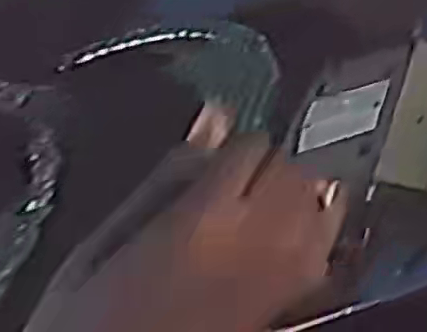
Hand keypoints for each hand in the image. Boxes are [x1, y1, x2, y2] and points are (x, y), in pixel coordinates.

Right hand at [28, 130, 346, 331]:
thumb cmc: (93, 326)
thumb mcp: (97, 257)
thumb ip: (164, 178)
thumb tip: (214, 115)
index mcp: (203, 216)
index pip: (250, 142)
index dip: (231, 152)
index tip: (214, 169)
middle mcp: (260, 226)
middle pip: (286, 160)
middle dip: (261, 171)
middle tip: (229, 201)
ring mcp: (293, 250)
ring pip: (314, 183)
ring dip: (290, 191)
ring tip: (252, 221)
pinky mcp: (310, 275)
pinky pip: (333, 217)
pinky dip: (316, 215)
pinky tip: (284, 234)